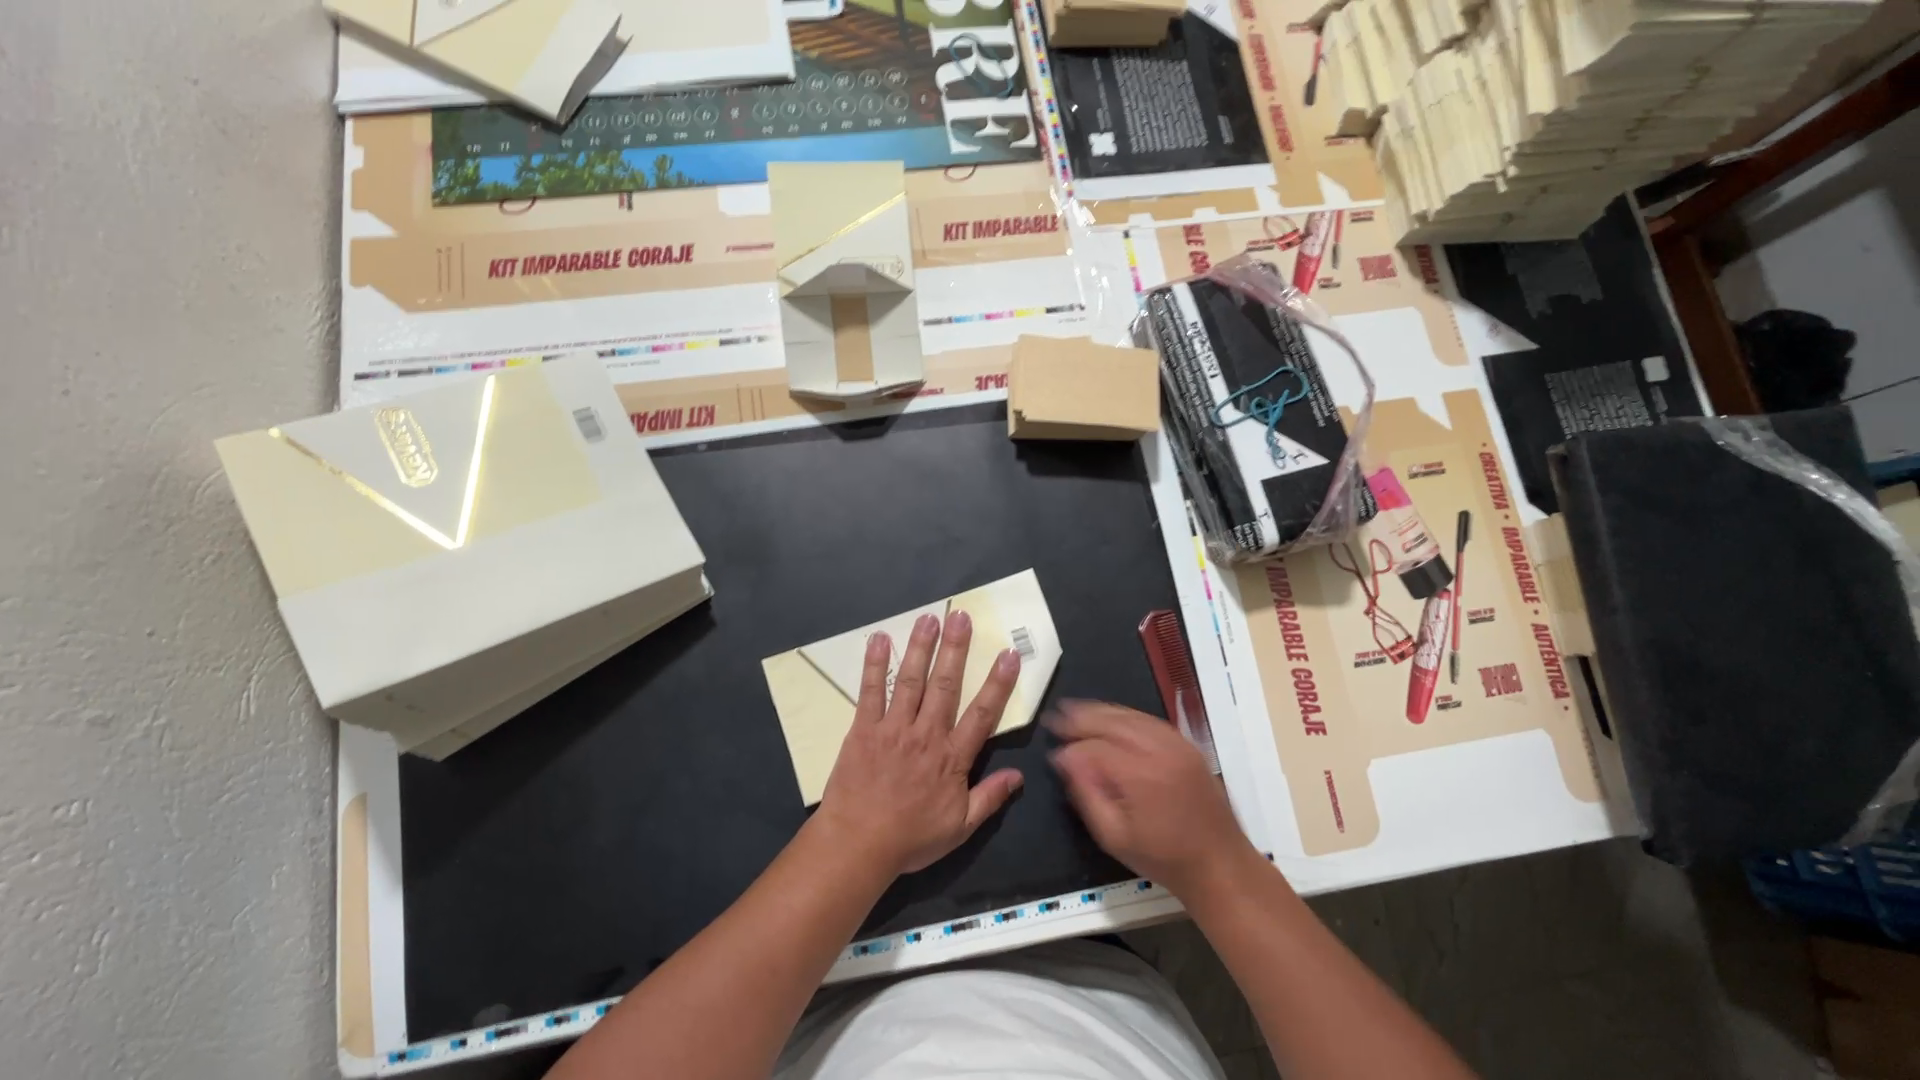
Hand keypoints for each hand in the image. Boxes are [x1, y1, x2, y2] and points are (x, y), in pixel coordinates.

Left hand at [815, 610, 1024, 876]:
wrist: (857, 844)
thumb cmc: (910, 839)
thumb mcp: (960, 827)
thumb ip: (989, 798)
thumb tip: (1019, 776)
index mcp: (952, 758)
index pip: (982, 714)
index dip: (997, 683)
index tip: (1008, 655)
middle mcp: (926, 735)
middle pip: (946, 685)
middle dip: (955, 649)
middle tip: (961, 616)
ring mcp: (893, 728)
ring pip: (911, 681)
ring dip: (920, 647)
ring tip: (928, 618)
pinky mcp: (863, 729)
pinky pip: (870, 691)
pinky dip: (874, 664)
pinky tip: (879, 639)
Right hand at [1049, 702, 1255, 896]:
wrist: (1218, 863)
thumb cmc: (1163, 857)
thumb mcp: (1113, 836)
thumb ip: (1086, 795)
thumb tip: (1066, 761)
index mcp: (1140, 775)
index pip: (1094, 748)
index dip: (1070, 751)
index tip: (1054, 757)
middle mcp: (1159, 750)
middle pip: (1112, 721)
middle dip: (1081, 718)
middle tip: (1055, 717)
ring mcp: (1177, 744)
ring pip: (1131, 715)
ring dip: (1101, 712)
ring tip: (1075, 712)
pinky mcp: (1187, 745)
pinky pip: (1150, 720)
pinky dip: (1125, 715)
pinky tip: (1110, 718)